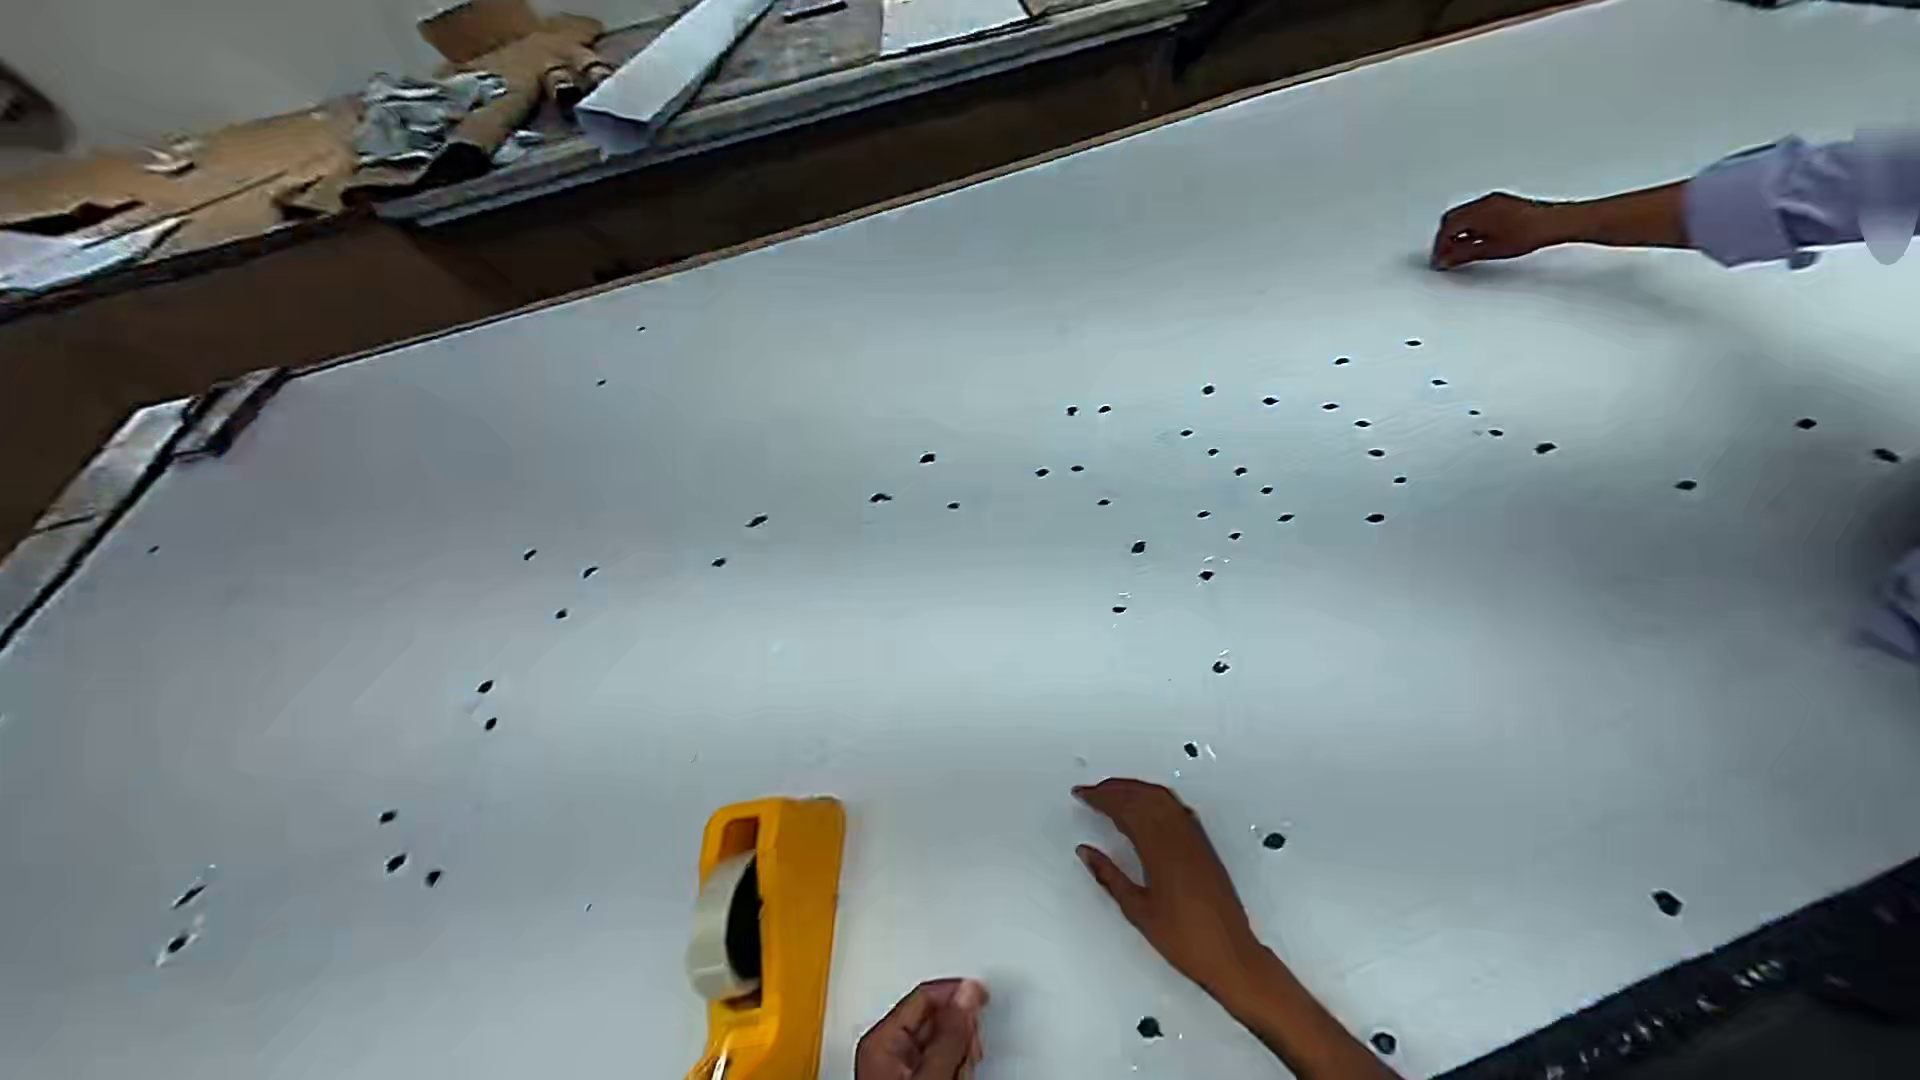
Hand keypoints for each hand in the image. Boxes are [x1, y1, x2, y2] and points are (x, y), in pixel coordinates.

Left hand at [855, 978, 988, 1079]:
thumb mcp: (929, 1075)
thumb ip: (949, 1034)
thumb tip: (967, 994)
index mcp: (880, 1039)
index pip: (924, 995)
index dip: (955, 990)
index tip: (981, 993)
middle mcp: (884, 1050)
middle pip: (933, 1017)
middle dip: (958, 1028)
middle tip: (972, 1042)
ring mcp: (895, 1070)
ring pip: (939, 1040)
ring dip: (958, 1049)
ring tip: (963, 1066)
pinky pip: (938, 1060)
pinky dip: (953, 1064)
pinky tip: (958, 1073)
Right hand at [1074, 779, 1263, 999]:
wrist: (1233, 957)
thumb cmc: (1184, 939)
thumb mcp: (1138, 911)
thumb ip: (1109, 876)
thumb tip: (1085, 851)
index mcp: (1159, 849)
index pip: (1125, 808)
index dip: (1100, 797)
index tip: (1081, 794)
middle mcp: (1178, 835)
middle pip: (1142, 796)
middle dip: (1114, 788)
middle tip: (1091, 791)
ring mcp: (1194, 837)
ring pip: (1160, 797)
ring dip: (1134, 788)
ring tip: (1113, 793)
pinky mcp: (1204, 844)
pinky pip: (1175, 806)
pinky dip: (1154, 796)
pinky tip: (1145, 804)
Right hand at [1430, 192, 1571, 268]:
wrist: (1559, 223)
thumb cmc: (1530, 233)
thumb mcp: (1488, 250)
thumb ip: (1461, 255)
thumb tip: (1444, 261)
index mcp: (1476, 212)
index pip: (1446, 230)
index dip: (1439, 248)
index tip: (1439, 261)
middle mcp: (1484, 202)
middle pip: (1451, 219)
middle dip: (1445, 238)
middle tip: (1445, 255)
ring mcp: (1496, 201)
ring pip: (1464, 215)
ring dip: (1457, 232)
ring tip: (1460, 249)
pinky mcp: (1506, 203)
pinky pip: (1478, 212)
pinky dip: (1470, 226)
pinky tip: (1477, 238)